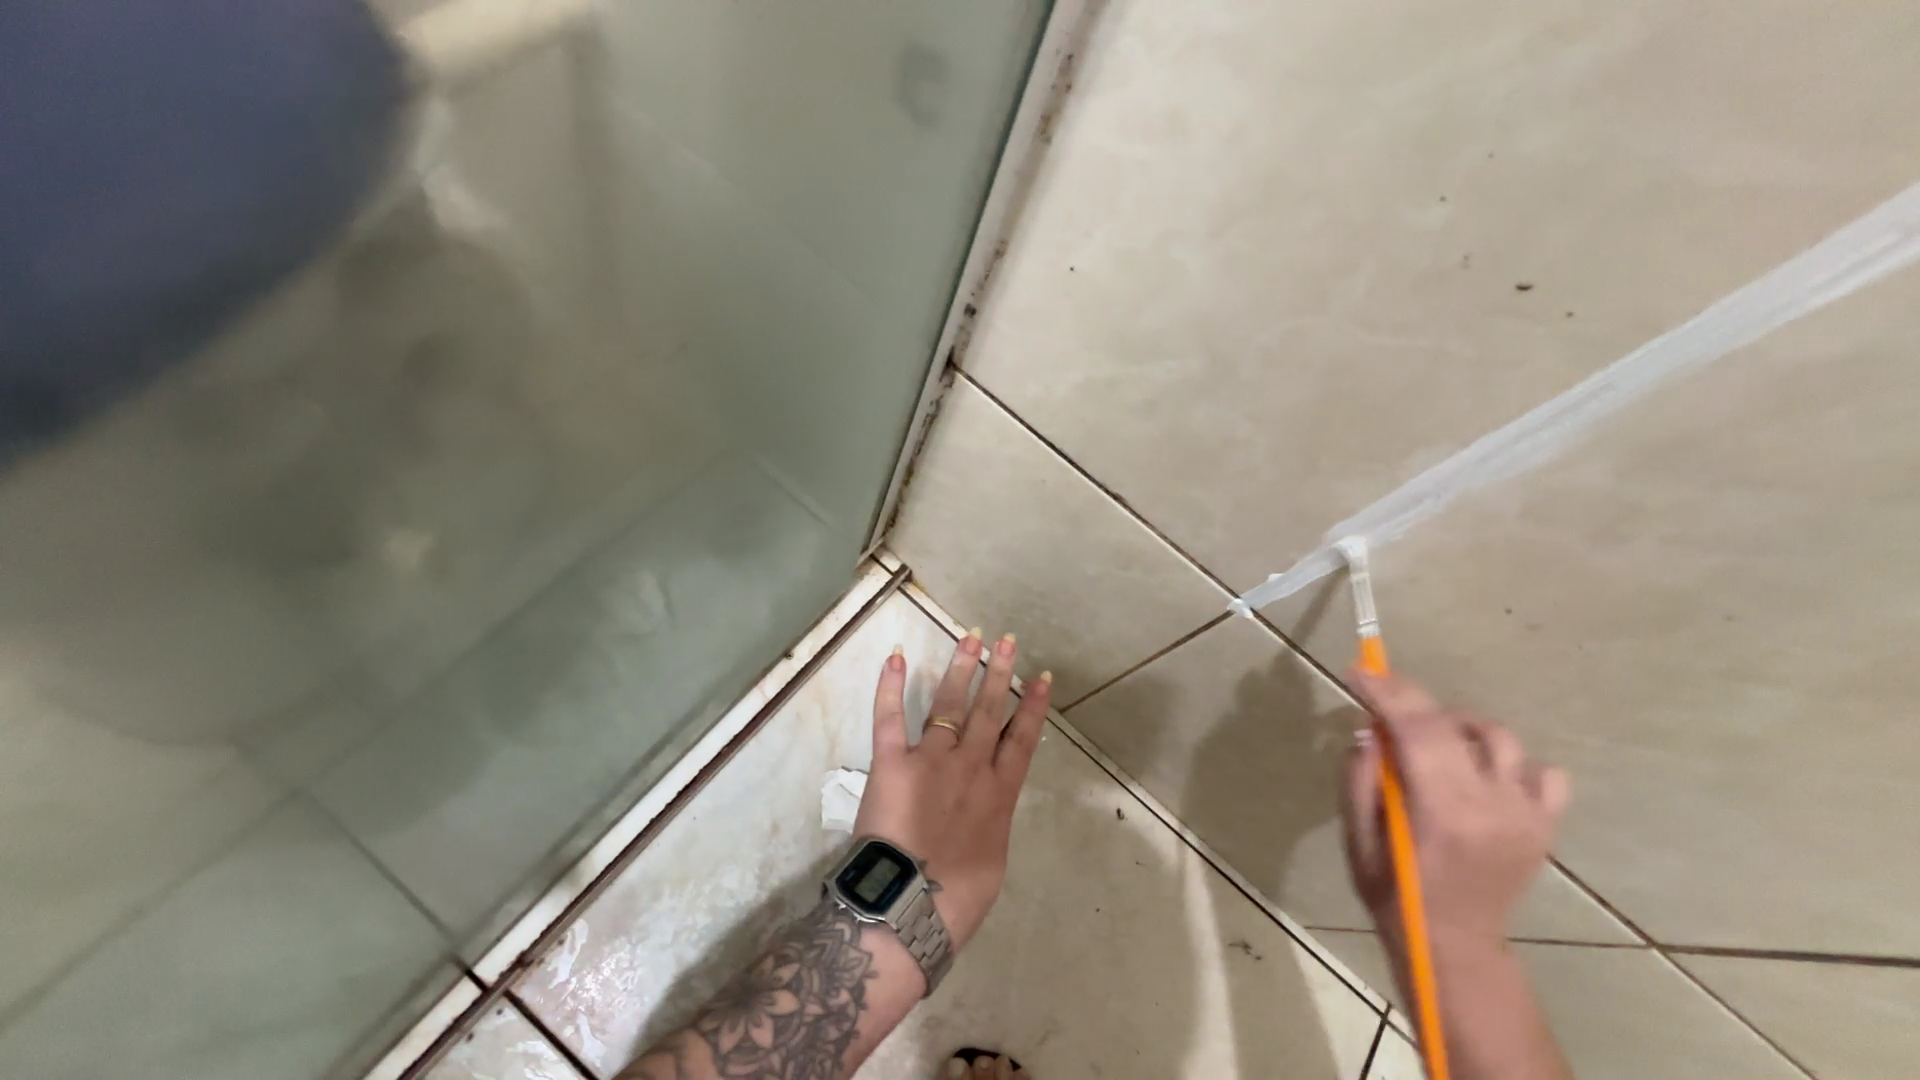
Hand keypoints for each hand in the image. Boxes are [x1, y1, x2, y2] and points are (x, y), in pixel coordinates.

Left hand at [854, 631, 1051, 953]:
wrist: (910, 910)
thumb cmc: (957, 899)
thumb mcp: (991, 860)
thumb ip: (991, 825)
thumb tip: (988, 812)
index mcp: (999, 793)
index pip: (1022, 739)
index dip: (1033, 706)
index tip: (1042, 677)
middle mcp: (970, 767)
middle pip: (988, 711)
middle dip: (999, 674)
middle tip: (1005, 641)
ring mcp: (932, 762)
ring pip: (950, 706)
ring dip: (961, 670)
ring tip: (970, 639)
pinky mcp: (892, 764)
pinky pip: (890, 719)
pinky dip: (892, 687)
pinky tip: (897, 657)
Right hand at [1339, 671, 1569, 947]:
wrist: (1453, 943)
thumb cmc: (1394, 891)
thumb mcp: (1357, 839)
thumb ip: (1360, 781)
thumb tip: (1370, 730)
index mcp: (1440, 811)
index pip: (1416, 730)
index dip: (1386, 692)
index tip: (1359, 671)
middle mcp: (1490, 805)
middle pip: (1451, 724)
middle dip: (1410, 698)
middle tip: (1382, 693)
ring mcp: (1525, 814)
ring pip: (1498, 738)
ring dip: (1457, 726)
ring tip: (1431, 737)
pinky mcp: (1545, 824)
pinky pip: (1542, 772)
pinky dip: (1509, 761)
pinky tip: (1482, 771)